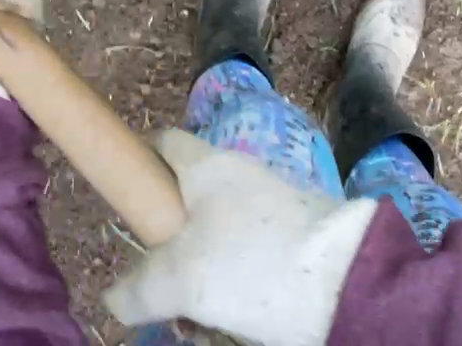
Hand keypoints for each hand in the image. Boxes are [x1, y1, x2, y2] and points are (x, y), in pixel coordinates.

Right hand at [104, 130, 377, 345]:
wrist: (346, 278)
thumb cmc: (252, 262)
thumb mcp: (182, 279)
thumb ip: (141, 287)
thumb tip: (115, 298)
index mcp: (207, 165)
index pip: (164, 142)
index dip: (140, 162)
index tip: (127, 198)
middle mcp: (239, 172)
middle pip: (189, 197)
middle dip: (170, 242)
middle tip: (160, 283)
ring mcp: (272, 201)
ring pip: (219, 234)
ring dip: (202, 272)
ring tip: (197, 317)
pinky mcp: (298, 231)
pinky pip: (251, 253)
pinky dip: (236, 283)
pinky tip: (234, 320)